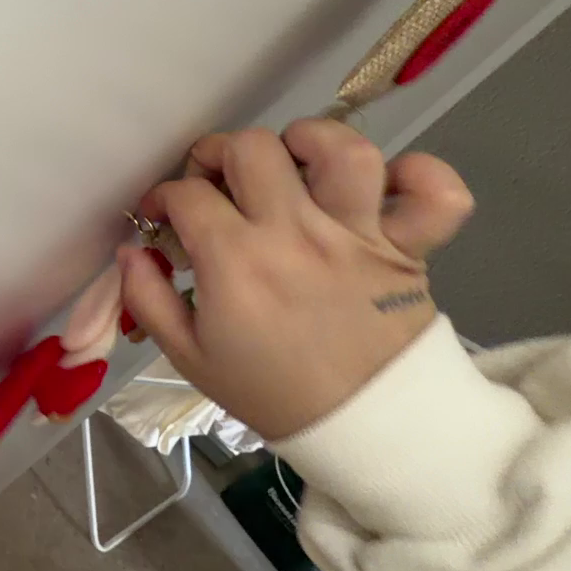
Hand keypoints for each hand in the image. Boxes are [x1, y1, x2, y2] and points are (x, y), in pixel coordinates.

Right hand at [119, 119, 473, 439]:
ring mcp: (358, 236)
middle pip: (251, 149)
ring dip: (306, 142)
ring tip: (290, 166)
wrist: (365, 428)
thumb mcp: (185, 353)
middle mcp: (295, 234)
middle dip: (217, 154)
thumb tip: (133, 251)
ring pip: (342, 149)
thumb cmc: (268, 389)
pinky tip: (379, 188)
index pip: (186, 195)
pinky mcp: (410, 248)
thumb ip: (146, 297)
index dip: (162, 198)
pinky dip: (416, 174)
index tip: (160, 218)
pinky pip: (437, 190)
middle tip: (214, 184)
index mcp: (235, 261)